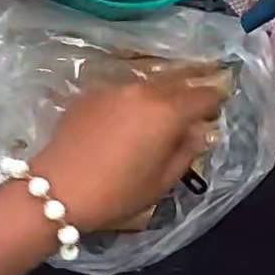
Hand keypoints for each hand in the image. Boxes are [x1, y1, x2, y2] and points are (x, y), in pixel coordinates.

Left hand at [30, 79, 224, 230]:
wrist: (57, 189)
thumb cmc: (116, 193)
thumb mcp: (161, 182)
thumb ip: (186, 152)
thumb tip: (196, 133)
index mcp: (167, 111)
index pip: (204, 95)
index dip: (215, 101)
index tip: (216, 110)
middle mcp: (142, 90)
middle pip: (177, 81)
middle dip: (190, 92)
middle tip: (194, 107)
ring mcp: (112, 88)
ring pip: (147, 83)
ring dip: (160, 93)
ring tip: (159, 112)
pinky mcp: (88, 94)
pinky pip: (121, 90)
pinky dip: (132, 99)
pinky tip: (127, 117)